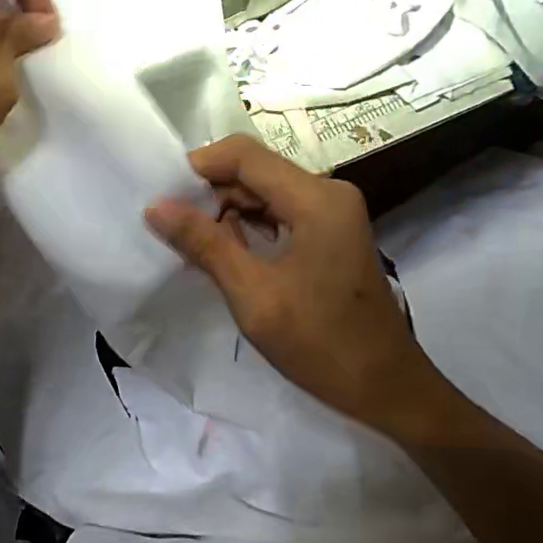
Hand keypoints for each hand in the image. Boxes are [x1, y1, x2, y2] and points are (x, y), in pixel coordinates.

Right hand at [144, 136, 435, 432]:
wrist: (386, 387)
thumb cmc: (321, 344)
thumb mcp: (254, 296)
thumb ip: (205, 244)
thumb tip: (156, 207)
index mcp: (317, 199)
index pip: (246, 155)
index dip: (200, 166)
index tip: (163, 194)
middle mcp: (329, 193)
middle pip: (257, 169)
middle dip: (211, 191)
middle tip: (172, 223)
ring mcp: (334, 211)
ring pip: (266, 190)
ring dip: (228, 209)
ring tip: (191, 240)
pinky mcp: (332, 231)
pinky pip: (281, 211)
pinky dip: (250, 224)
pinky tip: (225, 249)